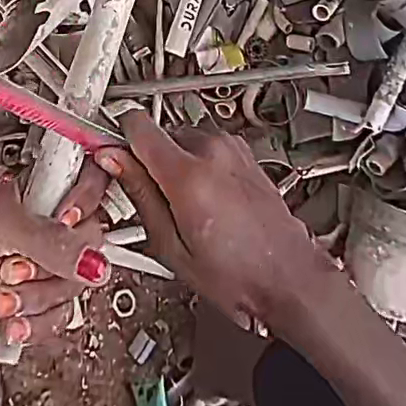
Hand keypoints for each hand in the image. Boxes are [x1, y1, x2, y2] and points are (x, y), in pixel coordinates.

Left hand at [0, 182, 107, 384]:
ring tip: (0, 296)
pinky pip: (65, 317)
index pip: (87, 183)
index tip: (66, 219)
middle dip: (49, 265)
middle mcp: (47, 229)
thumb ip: (46, 239)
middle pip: (90, 242)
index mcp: (37, 196)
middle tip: (14, 268)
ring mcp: (48, 269)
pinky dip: (35, 324)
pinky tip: (10, 320)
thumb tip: (92, 259)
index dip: (85, 201)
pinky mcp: (46, 306)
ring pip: (77, 284)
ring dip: (35, 299)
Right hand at [95, 113, 332, 331]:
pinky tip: (208, 202)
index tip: (115, 158)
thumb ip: (138, 193)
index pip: (137, 125)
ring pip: (181, 139)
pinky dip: (198, 166)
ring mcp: (232, 148)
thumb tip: (113, 160)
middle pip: (158, 134)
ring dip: (175, 164)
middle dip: (149, 161)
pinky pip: (205, 147)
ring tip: (187, 206)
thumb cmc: (239, 275)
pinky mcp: (244, 153)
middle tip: (156, 201)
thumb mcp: (171, 246)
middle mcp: (212, 150)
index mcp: (188, 174)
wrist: (292, 280)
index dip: (119, 141)